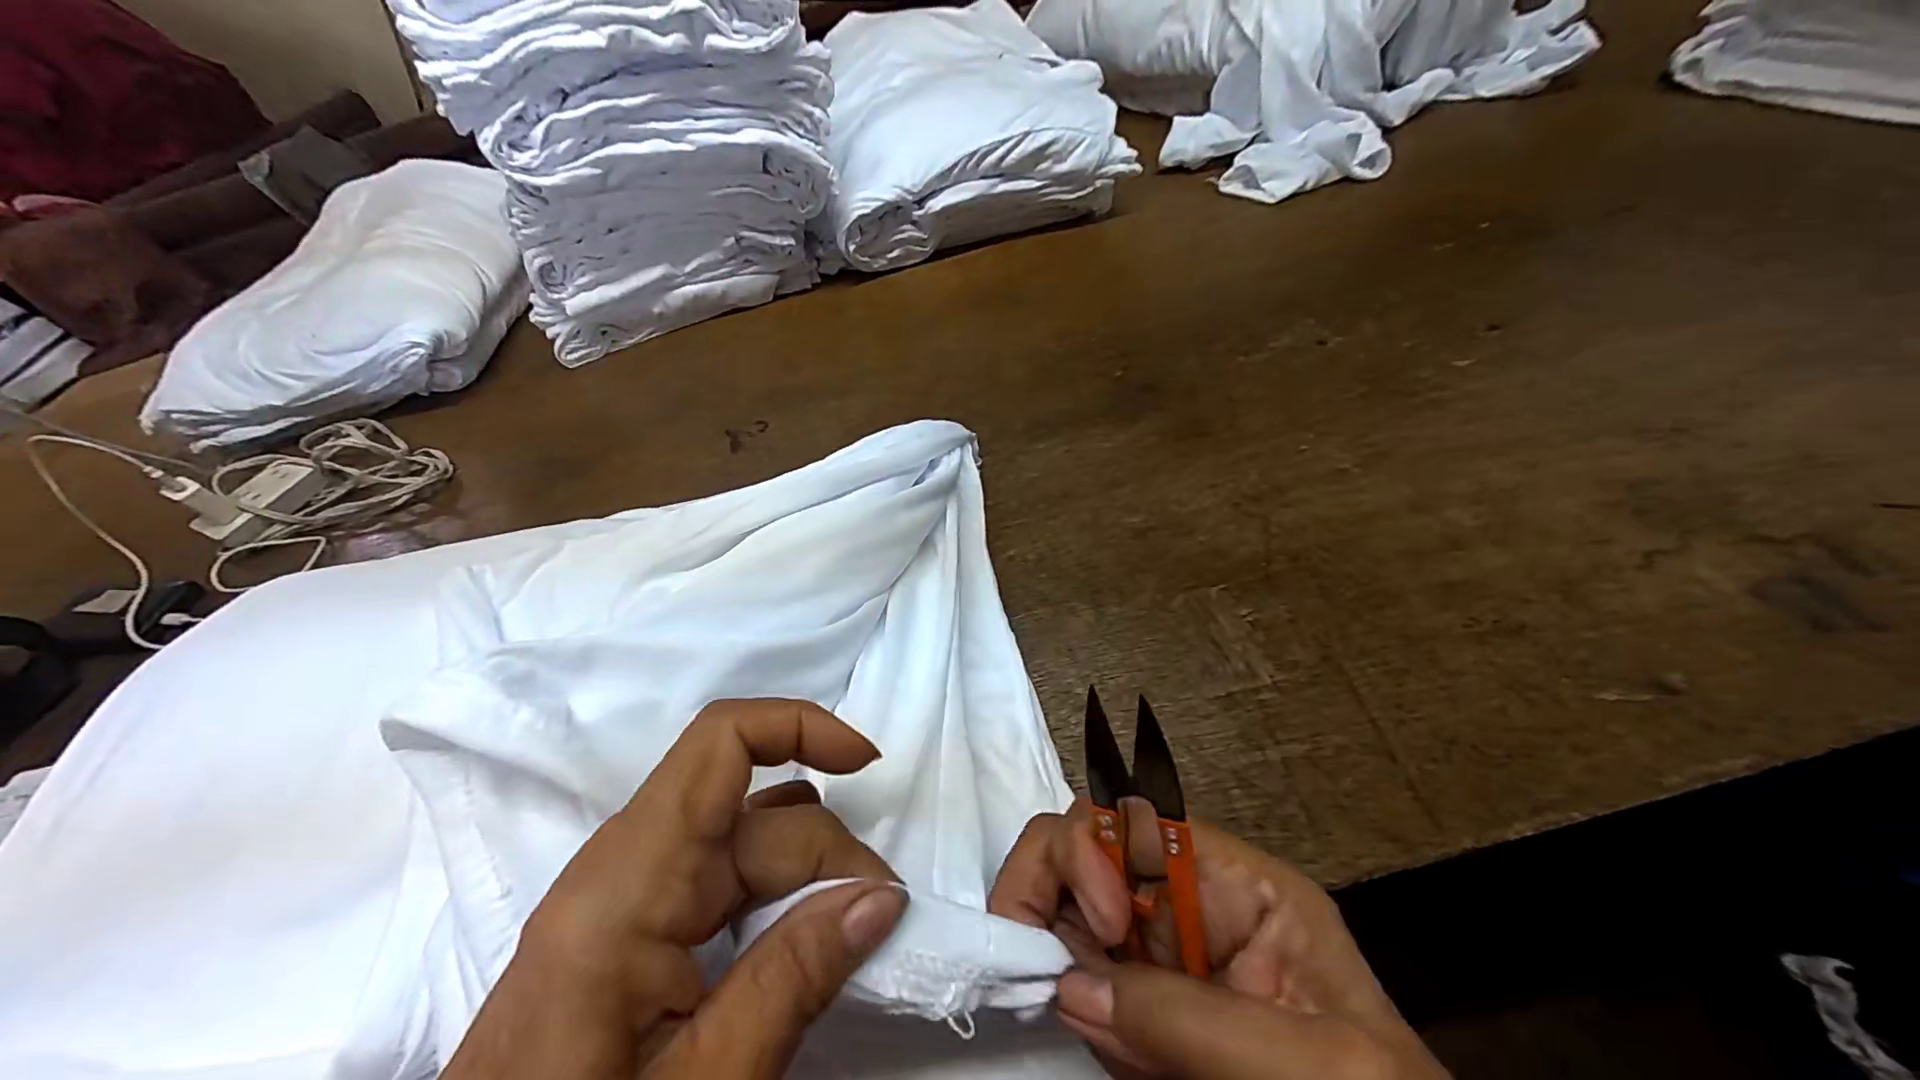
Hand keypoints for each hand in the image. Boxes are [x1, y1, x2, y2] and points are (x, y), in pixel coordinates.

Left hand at [444, 699, 907, 1079]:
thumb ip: (793, 980)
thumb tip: (881, 897)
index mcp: (627, 884)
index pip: (719, 744)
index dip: (800, 727)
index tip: (867, 763)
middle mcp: (625, 867)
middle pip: (754, 811)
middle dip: (828, 851)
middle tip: (879, 921)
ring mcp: (628, 896)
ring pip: (745, 846)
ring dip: (808, 876)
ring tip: (849, 934)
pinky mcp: (633, 928)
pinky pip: (724, 883)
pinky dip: (779, 898)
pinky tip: (807, 937)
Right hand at [989, 800, 1446, 1078]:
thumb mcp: (1308, 1061)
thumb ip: (1191, 1018)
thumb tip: (1067, 987)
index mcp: (1239, 887)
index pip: (1143, 818)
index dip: (1098, 845)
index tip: (1106, 924)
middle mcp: (1187, 906)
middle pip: (1088, 846)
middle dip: (1053, 886)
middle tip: (1050, 965)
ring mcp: (1159, 955)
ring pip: (1068, 906)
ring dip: (1049, 946)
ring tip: (1083, 1017)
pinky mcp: (1138, 1007)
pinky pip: (1074, 973)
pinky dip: (1057, 993)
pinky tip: (1088, 1033)